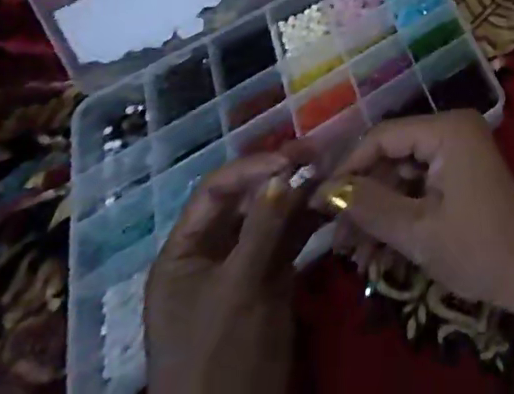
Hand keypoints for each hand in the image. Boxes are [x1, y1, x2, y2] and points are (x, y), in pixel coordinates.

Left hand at [146, 151, 317, 393]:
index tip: (288, 159)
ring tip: (329, 173)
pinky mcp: (269, 286)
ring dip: (297, 197)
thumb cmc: (219, 358)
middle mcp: (212, 253)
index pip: (215, 193)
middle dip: (278, 178)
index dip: (250, 169)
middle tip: (316, 155)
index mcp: (184, 252)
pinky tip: (328, 206)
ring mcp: (242, 270)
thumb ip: (261, 230)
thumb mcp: (238, 291)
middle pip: (244, 202)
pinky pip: (286, 245)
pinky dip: (306, 225)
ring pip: (269, 220)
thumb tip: (283, 175)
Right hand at [312, 111, 513, 305]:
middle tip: (337, 237)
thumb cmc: (479, 249)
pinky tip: (377, 252)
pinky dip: (398, 214)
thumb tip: (324, 191)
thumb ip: (370, 206)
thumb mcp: (418, 231)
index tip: (320, 203)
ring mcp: (455, 150)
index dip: (348, 169)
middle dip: (362, 198)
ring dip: (377, 212)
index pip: (382, 137)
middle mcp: (450, 129)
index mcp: (446, 130)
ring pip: (400, 173)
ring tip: (354, 253)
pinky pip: (417, 185)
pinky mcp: (457, 171)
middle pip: (390, 155)